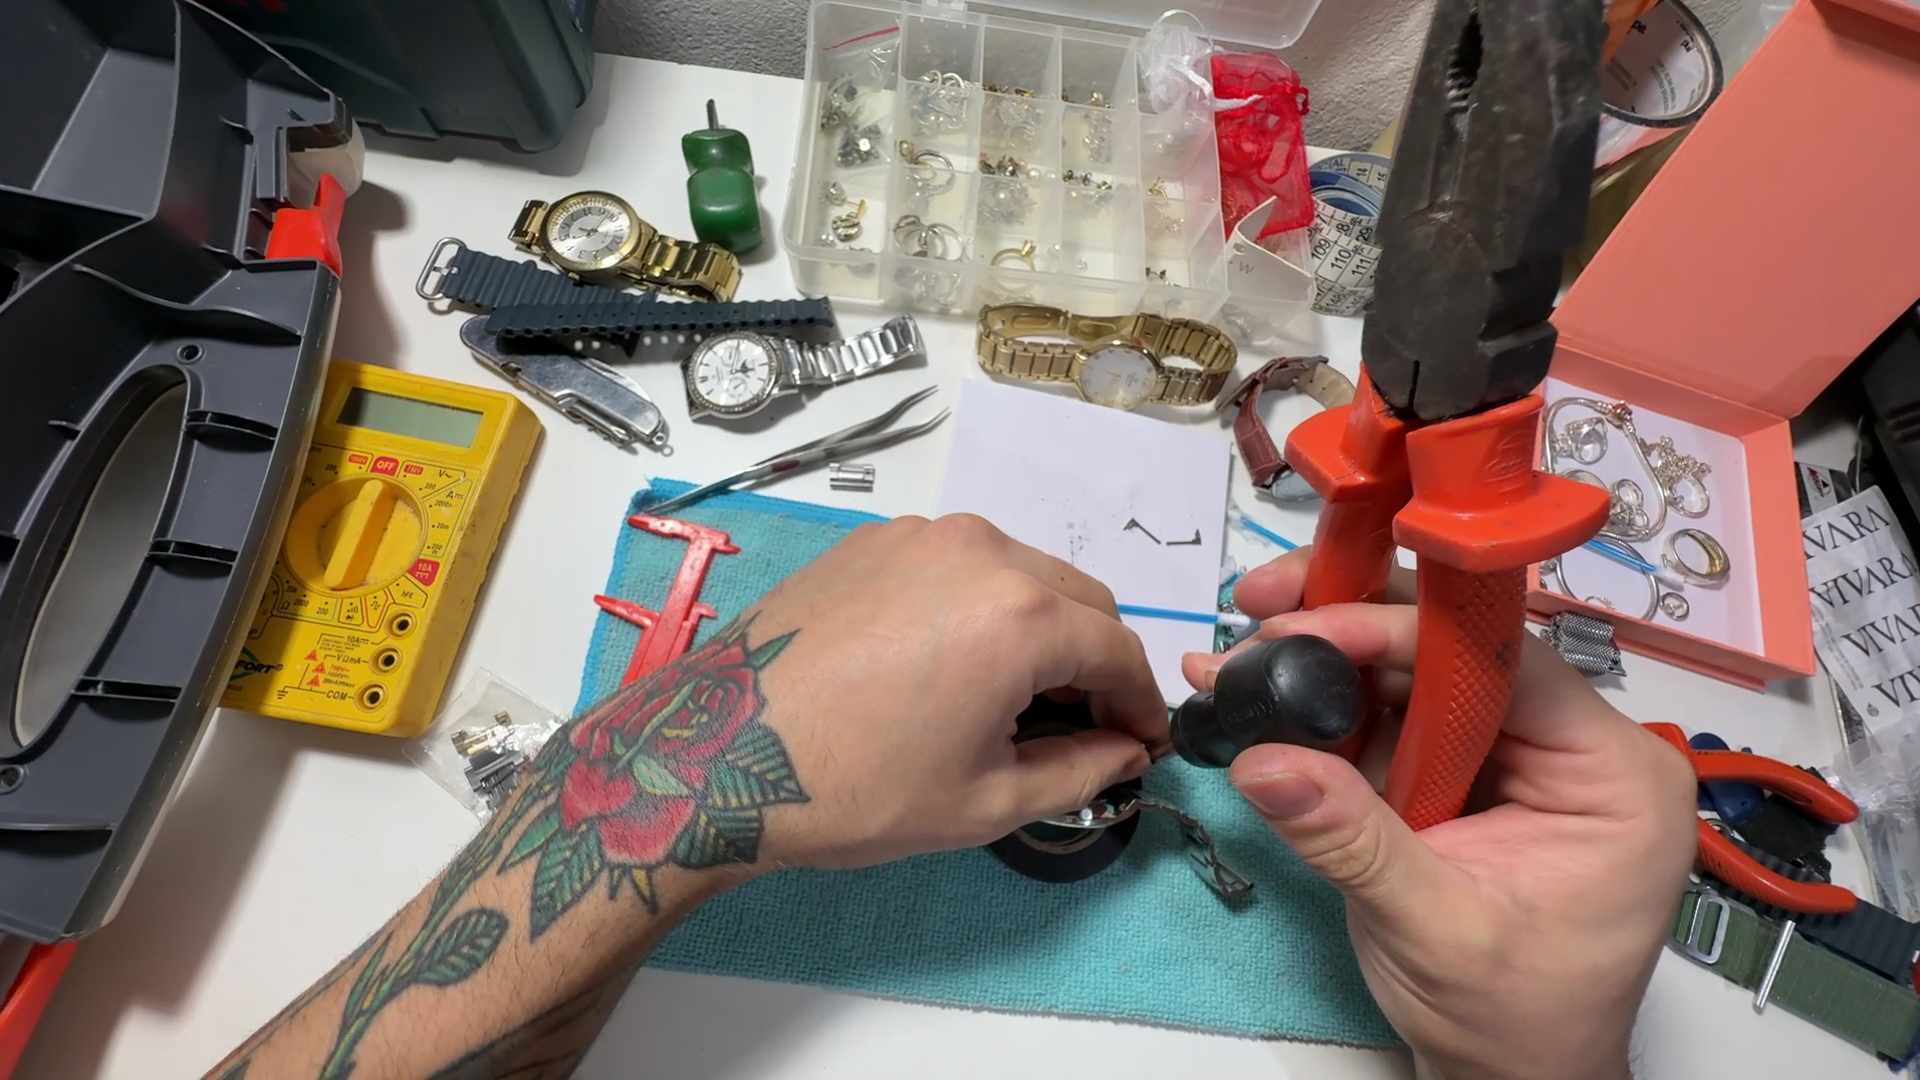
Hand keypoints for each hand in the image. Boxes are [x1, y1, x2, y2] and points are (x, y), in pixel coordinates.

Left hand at [740, 514, 1165, 868]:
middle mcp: (982, 550)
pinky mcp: (880, 538)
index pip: (1120, 649)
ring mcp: (925, 534)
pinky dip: (983, 604)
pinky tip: (946, 654)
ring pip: (1024, 573)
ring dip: (1041, 628)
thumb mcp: (985, 801)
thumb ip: (1082, 771)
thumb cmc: (857, 788)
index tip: (1143, 742)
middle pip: (1081, 600)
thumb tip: (1128, 750)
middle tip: (1081, 722)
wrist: (716, 749)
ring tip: (1009, 691)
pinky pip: (962, 564)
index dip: (1144, 702)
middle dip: (1096, 663)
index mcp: (1020, 613)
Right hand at [1184, 549, 1695, 1079]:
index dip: (1398, 631)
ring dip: (1304, 654)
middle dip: (1337, 619)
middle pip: (1438, 642)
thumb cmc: (1508, 1014)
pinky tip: (1238, 689)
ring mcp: (1481, 745)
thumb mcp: (1435, 929)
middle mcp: (1547, 738)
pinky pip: (1363, 705)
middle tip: (1254, 607)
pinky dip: (1298, 697)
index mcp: (1602, 771)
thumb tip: (1261, 762)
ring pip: (1389, 663)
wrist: (1497, 1068)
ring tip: (1230, 656)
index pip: (1500, 661)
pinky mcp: (1428, 759)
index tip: (1301, 631)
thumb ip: (1351, 842)